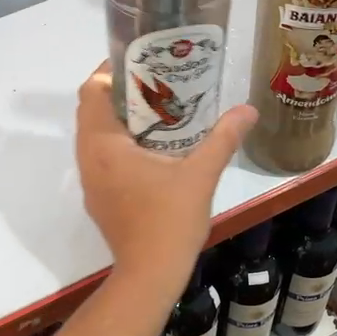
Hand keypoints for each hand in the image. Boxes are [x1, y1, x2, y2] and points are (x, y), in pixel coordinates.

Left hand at [75, 63, 255, 271]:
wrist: (149, 274)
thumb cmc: (169, 221)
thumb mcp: (200, 175)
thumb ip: (223, 138)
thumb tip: (248, 110)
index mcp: (104, 144)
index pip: (91, 90)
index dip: (111, 70)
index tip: (141, 61)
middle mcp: (88, 157)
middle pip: (91, 109)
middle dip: (119, 91)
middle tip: (155, 82)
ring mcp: (90, 180)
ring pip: (95, 134)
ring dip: (119, 118)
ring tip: (157, 109)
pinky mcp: (97, 197)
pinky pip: (100, 157)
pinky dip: (118, 143)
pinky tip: (151, 147)